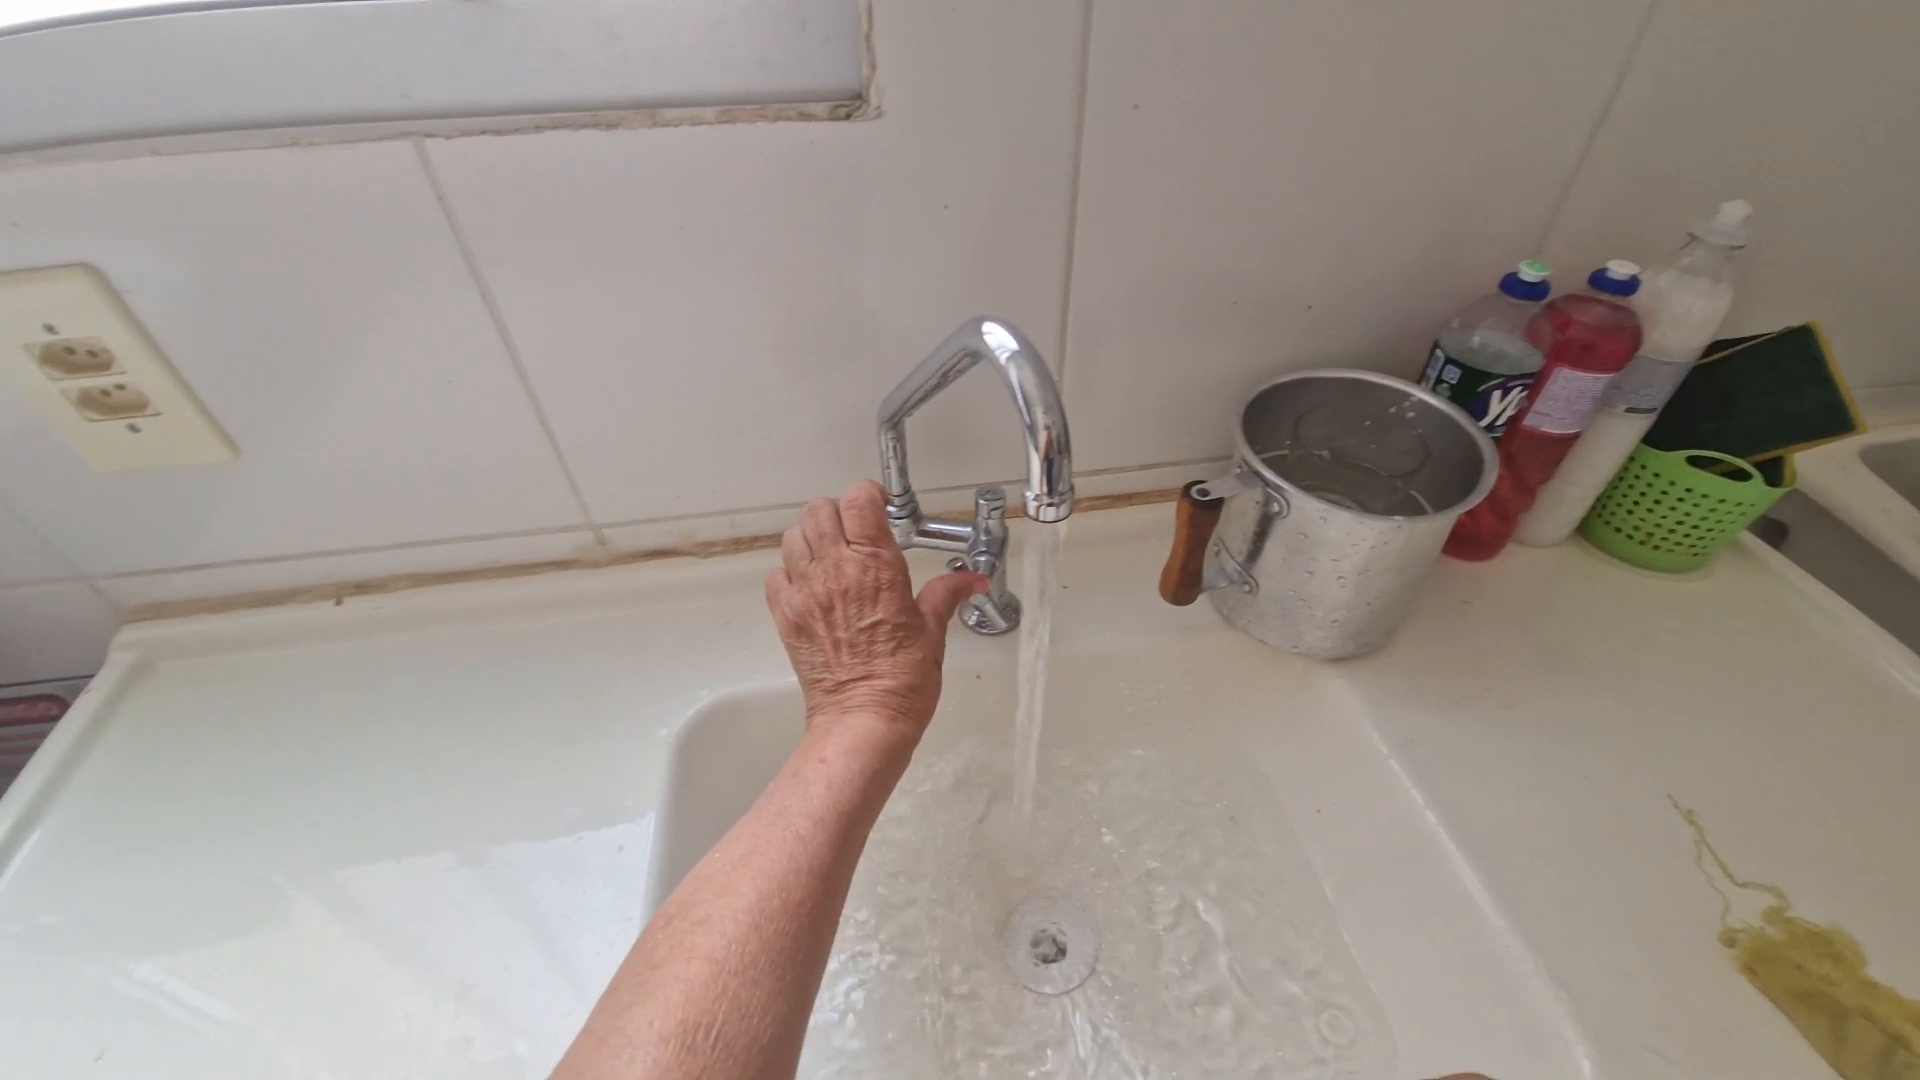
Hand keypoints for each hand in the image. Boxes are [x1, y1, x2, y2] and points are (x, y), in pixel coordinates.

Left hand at [765, 480, 988, 740]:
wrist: (864, 720)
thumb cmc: (902, 680)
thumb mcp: (933, 630)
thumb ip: (948, 593)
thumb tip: (973, 580)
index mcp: (877, 565)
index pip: (859, 499)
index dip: (869, 496)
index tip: (880, 509)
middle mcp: (836, 570)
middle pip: (820, 509)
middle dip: (839, 514)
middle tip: (857, 534)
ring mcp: (806, 591)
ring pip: (794, 536)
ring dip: (812, 540)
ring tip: (833, 560)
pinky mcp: (786, 615)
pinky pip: (776, 575)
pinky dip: (790, 574)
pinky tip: (812, 590)